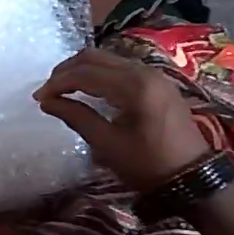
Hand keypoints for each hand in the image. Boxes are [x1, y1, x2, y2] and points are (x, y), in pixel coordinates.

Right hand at [34, 48, 211, 188]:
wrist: (195, 177)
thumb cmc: (149, 164)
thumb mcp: (108, 144)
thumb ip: (76, 117)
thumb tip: (46, 102)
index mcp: (134, 87)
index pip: (85, 73)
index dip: (57, 83)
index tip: (38, 98)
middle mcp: (144, 71)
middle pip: (95, 57)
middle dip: (66, 71)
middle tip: (48, 90)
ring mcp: (153, 74)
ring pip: (107, 59)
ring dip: (81, 70)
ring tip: (62, 89)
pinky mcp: (157, 81)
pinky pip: (119, 67)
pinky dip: (98, 73)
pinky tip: (87, 89)